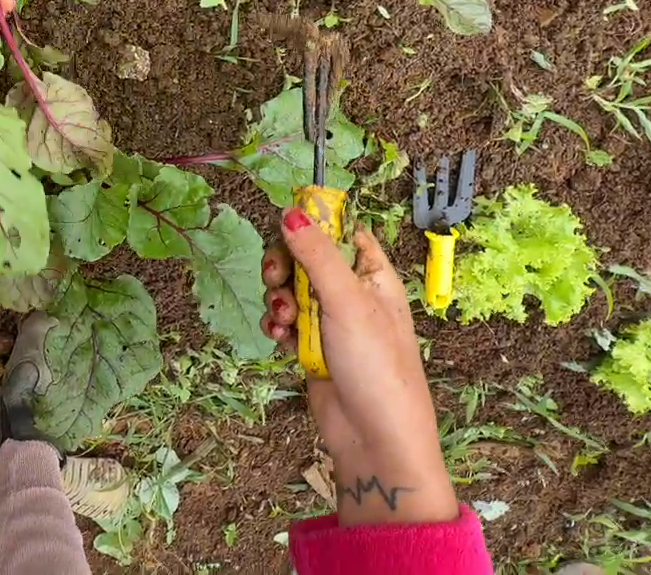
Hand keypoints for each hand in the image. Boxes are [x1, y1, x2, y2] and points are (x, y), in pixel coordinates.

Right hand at [259, 211, 457, 525]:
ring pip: (290, 287)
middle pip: (305, 256)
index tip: (286, 221)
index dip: (315, 223)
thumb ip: (316, 255)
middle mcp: (352, 293)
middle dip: (284, 265)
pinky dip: (276, 324)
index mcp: (374, 277)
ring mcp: (331, 319)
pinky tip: (278, 338)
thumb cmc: (376, 366)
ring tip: (284, 321)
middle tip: (275, 277)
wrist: (373, 440)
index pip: (343, 231)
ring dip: (278, 299)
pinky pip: (284, 319)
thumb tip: (290, 210)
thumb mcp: (346, 302)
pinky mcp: (312, 343)